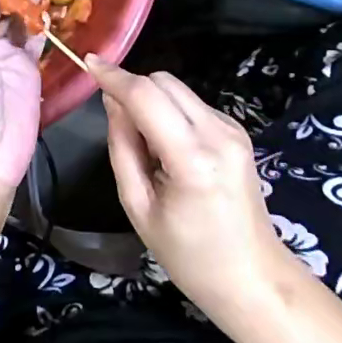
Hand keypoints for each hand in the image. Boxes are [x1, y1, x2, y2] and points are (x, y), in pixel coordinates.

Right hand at [90, 59, 298, 316]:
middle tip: (115, 122)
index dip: (113, 76)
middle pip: (163, 81)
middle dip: (132, 88)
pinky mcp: (237, 132)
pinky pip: (190, 103)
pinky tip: (166, 148)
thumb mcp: (137, 205)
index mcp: (192, 159)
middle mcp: (218, 134)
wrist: (254, 279)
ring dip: (150, 100)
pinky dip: (168, 111)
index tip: (87, 63)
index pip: (145, 96)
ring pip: (176, 89)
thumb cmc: (188, 254)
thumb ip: (122, 146)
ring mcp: (233, 130)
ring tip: (145, 145)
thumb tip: (112, 101)